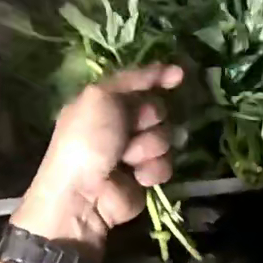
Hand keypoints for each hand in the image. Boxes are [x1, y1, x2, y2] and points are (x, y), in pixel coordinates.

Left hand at [18, 65, 182, 244]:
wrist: (83, 194)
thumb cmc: (88, 139)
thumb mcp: (101, 96)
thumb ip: (134, 78)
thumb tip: (171, 68)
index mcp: (105, 101)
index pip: (139, 81)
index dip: (159, 77)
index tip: (178, 76)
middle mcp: (120, 123)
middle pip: (158, 108)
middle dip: (149, 118)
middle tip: (132, 128)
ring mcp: (134, 150)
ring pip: (166, 136)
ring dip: (149, 147)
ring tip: (128, 159)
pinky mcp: (146, 175)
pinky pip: (166, 163)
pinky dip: (152, 169)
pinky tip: (137, 177)